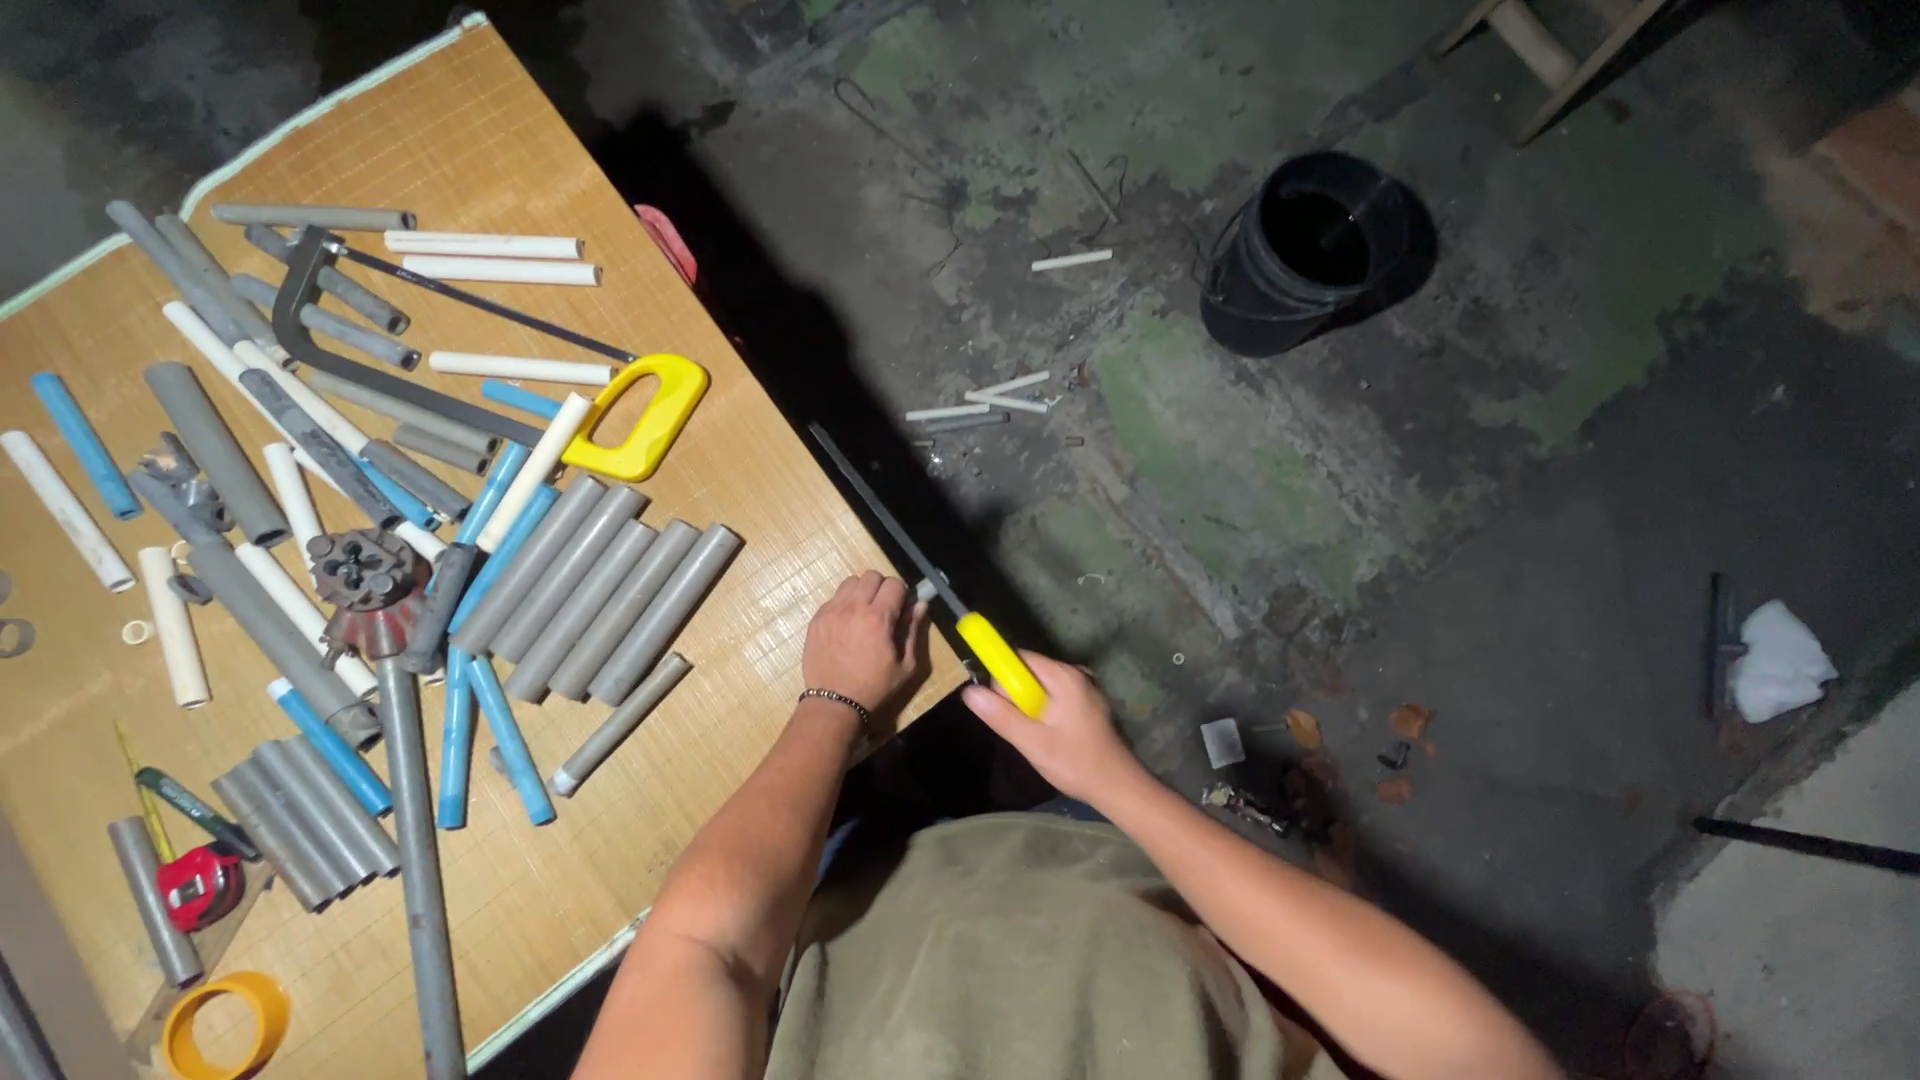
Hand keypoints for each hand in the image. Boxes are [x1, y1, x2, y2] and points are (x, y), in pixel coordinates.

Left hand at [802, 571, 929, 711]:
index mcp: (878, 618)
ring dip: (861, 591)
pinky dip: (844, 603)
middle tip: (884, 608)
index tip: (901, 608)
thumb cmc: (875, 688)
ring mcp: (831, 612)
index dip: (902, 594)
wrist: (834, 703)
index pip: (894, 584)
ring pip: (850, 582)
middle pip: (871, 576)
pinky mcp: (816, 619)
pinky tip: (846, 624)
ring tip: (863, 613)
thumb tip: (920, 605)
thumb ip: (913, 631)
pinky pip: (833, 598)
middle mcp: (853, 608)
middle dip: (882, 588)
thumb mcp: (905, 665)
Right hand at [962, 652, 1146, 803]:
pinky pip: (1053, 696)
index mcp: (1064, 676)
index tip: (996, 704)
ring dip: (1028, 707)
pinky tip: (1049, 736)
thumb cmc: (1075, 763)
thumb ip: (1001, 716)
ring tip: (1034, 736)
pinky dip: (1043, 712)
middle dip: (1016, 696)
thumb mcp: (1033, 743)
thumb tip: (969, 692)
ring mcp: (1083, 687)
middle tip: (1020, 729)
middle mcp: (1075, 673)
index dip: (1001, 677)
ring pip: (1039, 686)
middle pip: (1029, 671)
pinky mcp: (1086, 702)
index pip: (1019, 658)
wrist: (1117, 787)